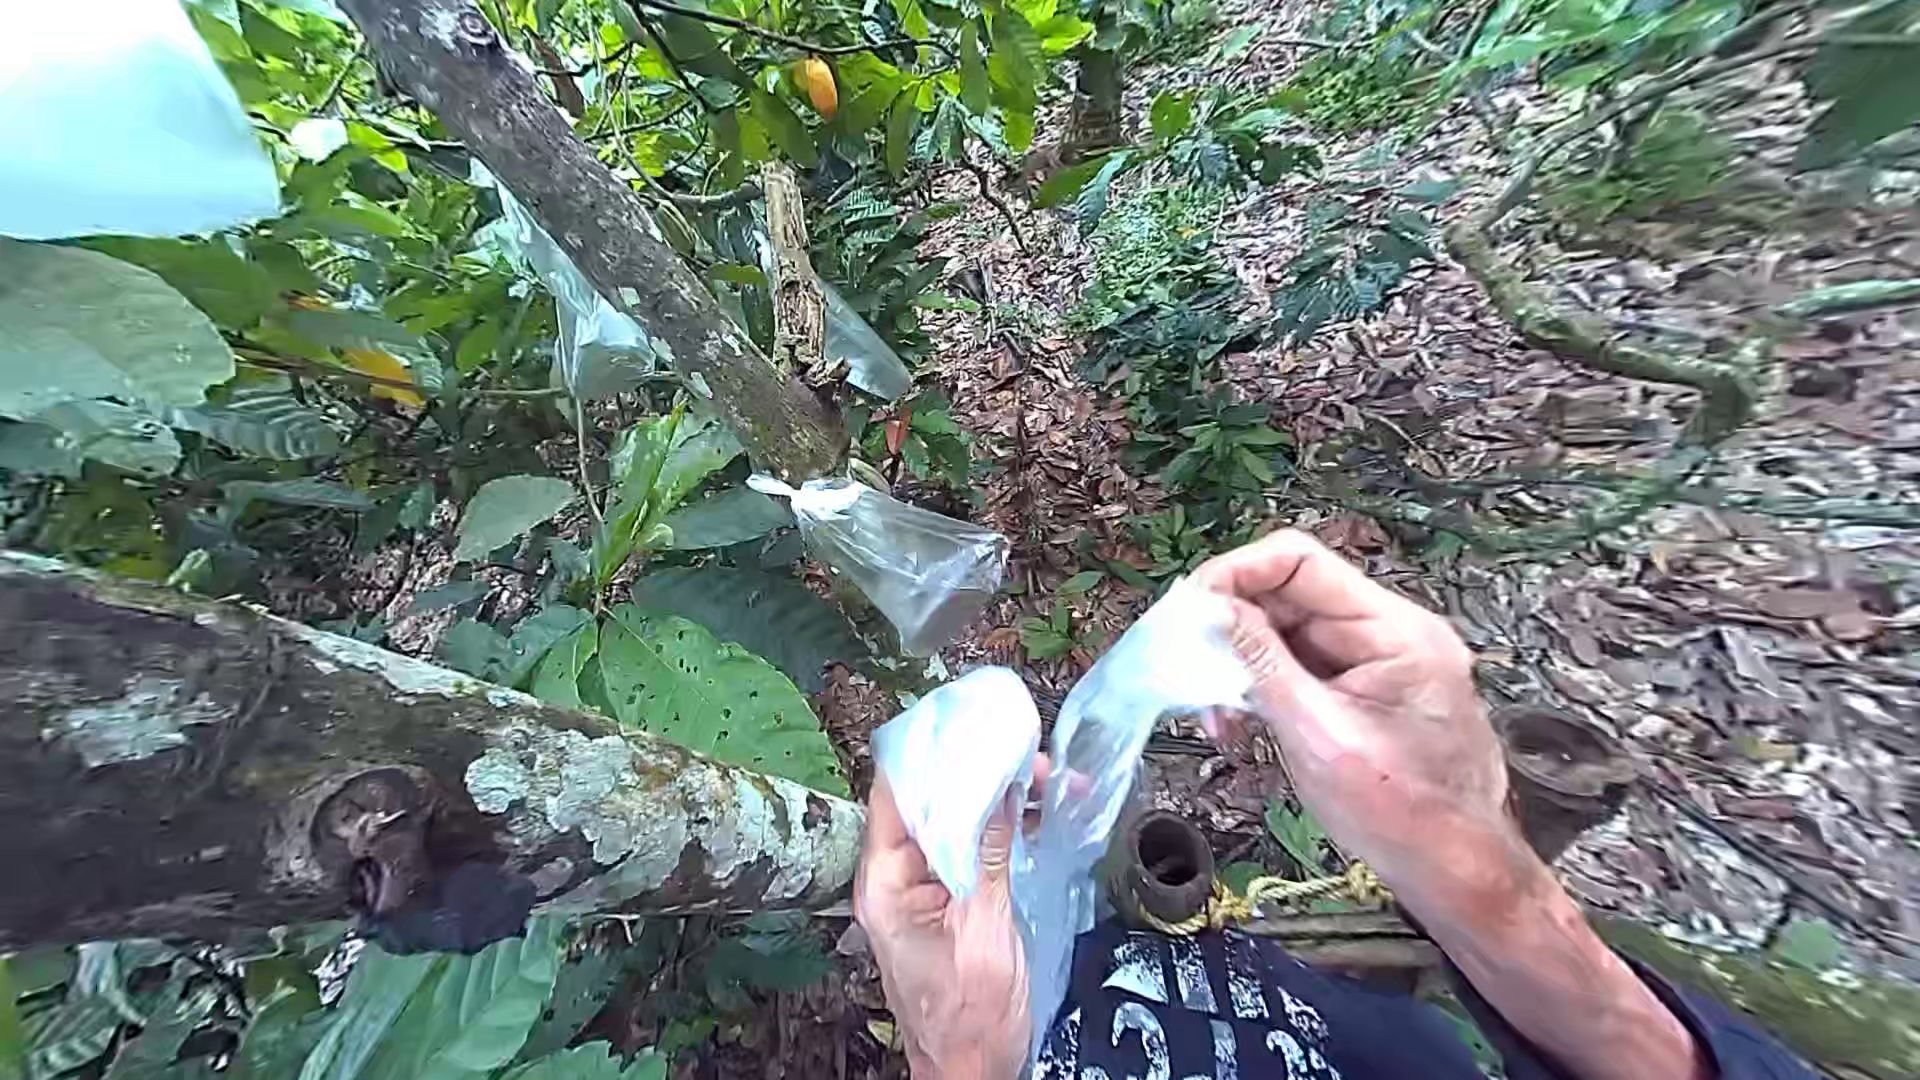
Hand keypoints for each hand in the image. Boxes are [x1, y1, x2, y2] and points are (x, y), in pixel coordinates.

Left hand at [854, 772, 1032, 1079]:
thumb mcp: (983, 931)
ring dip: (999, 792)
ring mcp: (926, 878)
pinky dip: (1006, 820)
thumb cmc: (968, 1019)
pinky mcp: (952, 887)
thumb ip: (989, 856)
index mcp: (887, 880)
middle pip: (930, 798)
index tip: (959, 724)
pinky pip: (976, 838)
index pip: (893, 795)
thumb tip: (1001, 788)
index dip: (923, 755)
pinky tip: (1040, 806)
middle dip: (976, 769)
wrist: (975, 1074)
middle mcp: (899, 871)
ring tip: (1045, 774)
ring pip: (958, 813)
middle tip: (1020, 751)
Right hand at [1190, 529, 1524, 914]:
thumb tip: (1210, 608)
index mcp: (1392, 630)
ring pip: (1273, 627)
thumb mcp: (1317, 734)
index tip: (1190, 607)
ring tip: (1215, 713)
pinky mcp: (1344, 679)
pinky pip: (1282, 659)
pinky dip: (1250, 683)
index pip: (1299, 560)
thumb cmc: (1400, 814)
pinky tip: (1234, 722)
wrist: (1453, 875)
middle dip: (1227, 627)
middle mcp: (1378, 628)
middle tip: (1188, 663)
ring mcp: (1361, 654)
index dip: (1236, 571)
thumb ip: (1262, 663)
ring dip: (1233, 662)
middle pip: (1280, 592)